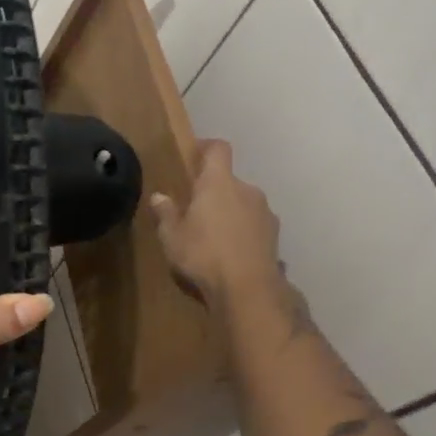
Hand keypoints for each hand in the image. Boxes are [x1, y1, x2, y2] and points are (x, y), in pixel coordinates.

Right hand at [150, 139, 285, 307]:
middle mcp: (246, 190)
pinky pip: (253, 224)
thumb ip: (166, 213)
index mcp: (218, 184)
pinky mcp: (275, 235)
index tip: (195, 152)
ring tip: (211, 236)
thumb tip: (160, 196)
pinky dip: (241, 231)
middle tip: (193, 210)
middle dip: (213, 191)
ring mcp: (265, 212)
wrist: (247, 288)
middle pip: (229, 181)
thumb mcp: (171, 236)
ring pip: (242, 203)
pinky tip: (228, 252)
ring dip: (228, 212)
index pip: (218, 150)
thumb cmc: (202, 254)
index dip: (206, 147)